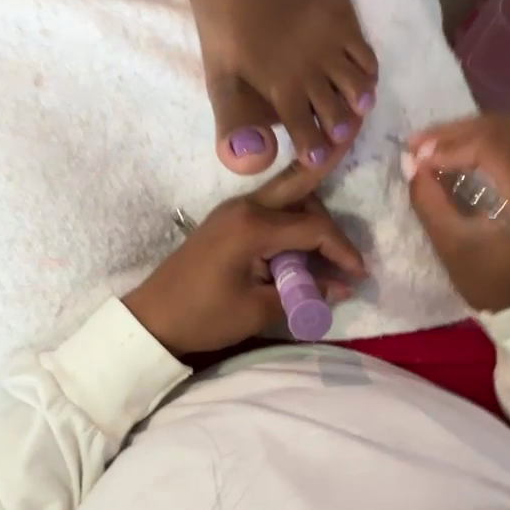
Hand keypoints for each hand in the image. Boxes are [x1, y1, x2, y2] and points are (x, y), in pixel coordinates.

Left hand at [123, 163, 366, 353]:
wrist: (151, 318)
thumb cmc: (202, 316)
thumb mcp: (257, 310)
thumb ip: (303, 294)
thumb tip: (343, 287)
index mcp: (252, 226)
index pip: (314, 227)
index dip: (342, 249)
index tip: (359, 274)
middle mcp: (244, 205)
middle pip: (302, 190)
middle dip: (330, 216)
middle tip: (347, 249)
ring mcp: (233, 209)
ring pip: (287, 196)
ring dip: (310, 219)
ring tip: (325, 257)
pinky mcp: (227, 219)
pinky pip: (270, 209)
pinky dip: (292, 223)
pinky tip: (301, 250)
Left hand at [190, 0, 379, 176]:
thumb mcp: (217, 63)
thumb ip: (233, 115)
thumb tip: (253, 164)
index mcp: (276, 87)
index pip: (308, 135)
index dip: (315, 152)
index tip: (317, 161)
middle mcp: (312, 71)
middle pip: (338, 115)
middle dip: (338, 133)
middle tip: (337, 140)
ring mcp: (332, 41)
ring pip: (358, 88)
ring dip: (356, 106)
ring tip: (351, 114)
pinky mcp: (343, 11)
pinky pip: (366, 55)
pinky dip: (367, 74)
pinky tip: (362, 77)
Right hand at [408, 116, 509, 312]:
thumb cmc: (492, 280)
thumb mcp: (451, 244)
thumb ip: (428, 198)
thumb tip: (411, 162)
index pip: (486, 143)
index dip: (446, 143)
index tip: (414, 156)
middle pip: (498, 129)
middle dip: (453, 133)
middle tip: (417, 146)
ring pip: (508, 131)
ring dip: (467, 136)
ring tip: (433, 150)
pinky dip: (484, 145)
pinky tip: (459, 156)